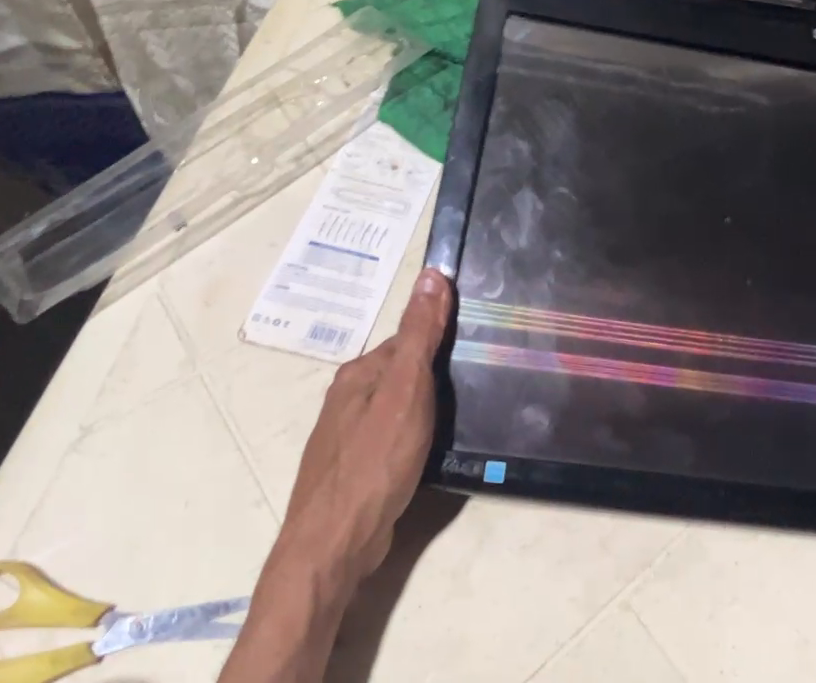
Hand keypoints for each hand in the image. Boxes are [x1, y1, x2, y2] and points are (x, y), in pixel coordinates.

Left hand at [282, 268, 452, 589]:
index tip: (478, 346)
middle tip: (480, 382)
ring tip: (465, 416)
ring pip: (398, 408)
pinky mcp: (357, 470)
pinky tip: (434, 451)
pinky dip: (416, 437)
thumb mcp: (406, 390)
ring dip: (427, 408)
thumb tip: (430, 274)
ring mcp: (348, 436)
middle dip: (436, 374)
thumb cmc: (375, 461)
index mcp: (358, 374)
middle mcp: (348, 399)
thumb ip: (420, 335)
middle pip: (401, 373)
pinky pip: (393, 439)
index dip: (441, 340)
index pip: (407, 341)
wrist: (335, 542)